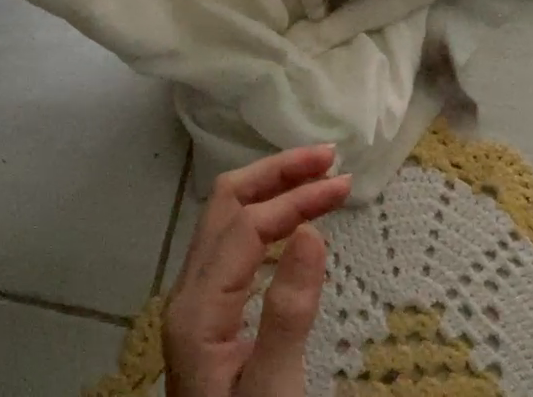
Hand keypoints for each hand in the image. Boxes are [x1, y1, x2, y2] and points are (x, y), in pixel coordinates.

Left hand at [163, 145, 351, 396]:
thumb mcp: (272, 389)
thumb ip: (288, 312)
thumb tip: (312, 231)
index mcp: (198, 307)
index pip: (247, 225)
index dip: (294, 197)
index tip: (343, 185)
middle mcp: (189, 291)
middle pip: (227, 204)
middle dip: (278, 173)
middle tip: (328, 159)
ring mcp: (197, 300)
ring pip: (228, 218)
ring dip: (273, 188)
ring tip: (319, 176)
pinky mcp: (211, 311)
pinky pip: (235, 242)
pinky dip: (268, 216)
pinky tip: (295, 221)